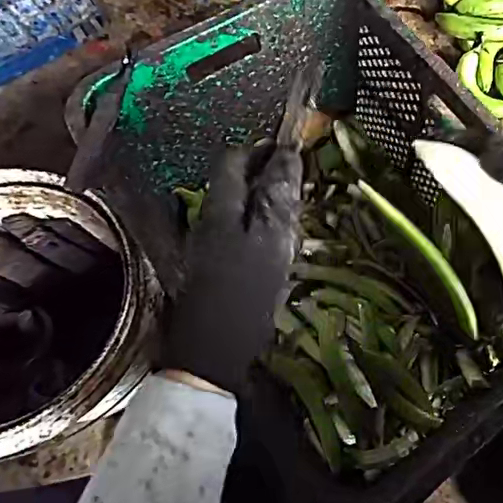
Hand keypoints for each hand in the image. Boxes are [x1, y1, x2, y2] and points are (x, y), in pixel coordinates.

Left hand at [158, 144, 303, 389]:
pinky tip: (276, 242)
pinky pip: (235, 230)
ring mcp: (206, 242)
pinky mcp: (210, 264)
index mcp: (219, 208)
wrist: (210, 352)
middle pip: (232, 182)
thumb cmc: (244, 295)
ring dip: (260, 200)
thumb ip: (277, 198)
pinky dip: (255, 225)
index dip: (260, 150)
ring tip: (292, 210)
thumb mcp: (270, 242)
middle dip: (262, 174)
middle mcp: (207, 219)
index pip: (233, 160)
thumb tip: (287, 155)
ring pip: (234, 206)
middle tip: (296, 181)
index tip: (289, 150)